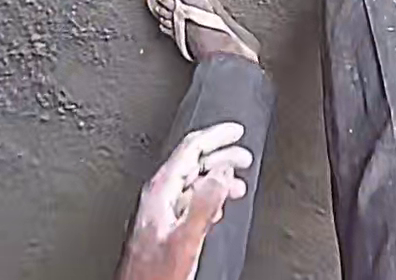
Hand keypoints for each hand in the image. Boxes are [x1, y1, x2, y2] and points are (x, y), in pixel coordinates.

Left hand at [116, 122, 252, 279]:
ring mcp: (159, 210)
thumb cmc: (152, 277)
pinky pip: (190, 199)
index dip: (217, 135)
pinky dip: (209, 196)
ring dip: (218, 177)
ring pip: (193, 180)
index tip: (236, 131)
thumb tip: (223, 171)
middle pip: (193, 161)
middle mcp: (158, 194)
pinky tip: (219, 205)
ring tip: (238, 182)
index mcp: (160, 189)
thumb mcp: (183, 238)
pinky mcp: (162, 226)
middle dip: (222, 155)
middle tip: (244, 156)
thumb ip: (203, 202)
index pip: (192, 146)